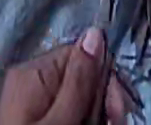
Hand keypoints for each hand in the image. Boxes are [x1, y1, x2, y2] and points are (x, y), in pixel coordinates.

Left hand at [0, 27, 131, 124]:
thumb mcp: (58, 123)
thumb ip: (79, 82)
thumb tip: (96, 33)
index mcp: (33, 73)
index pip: (80, 54)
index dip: (105, 78)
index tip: (117, 111)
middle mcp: (34, 86)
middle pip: (84, 81)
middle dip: (104, 107)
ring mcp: (37, 112)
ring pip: (83, 106)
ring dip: (99, 120)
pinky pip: (71, 118)